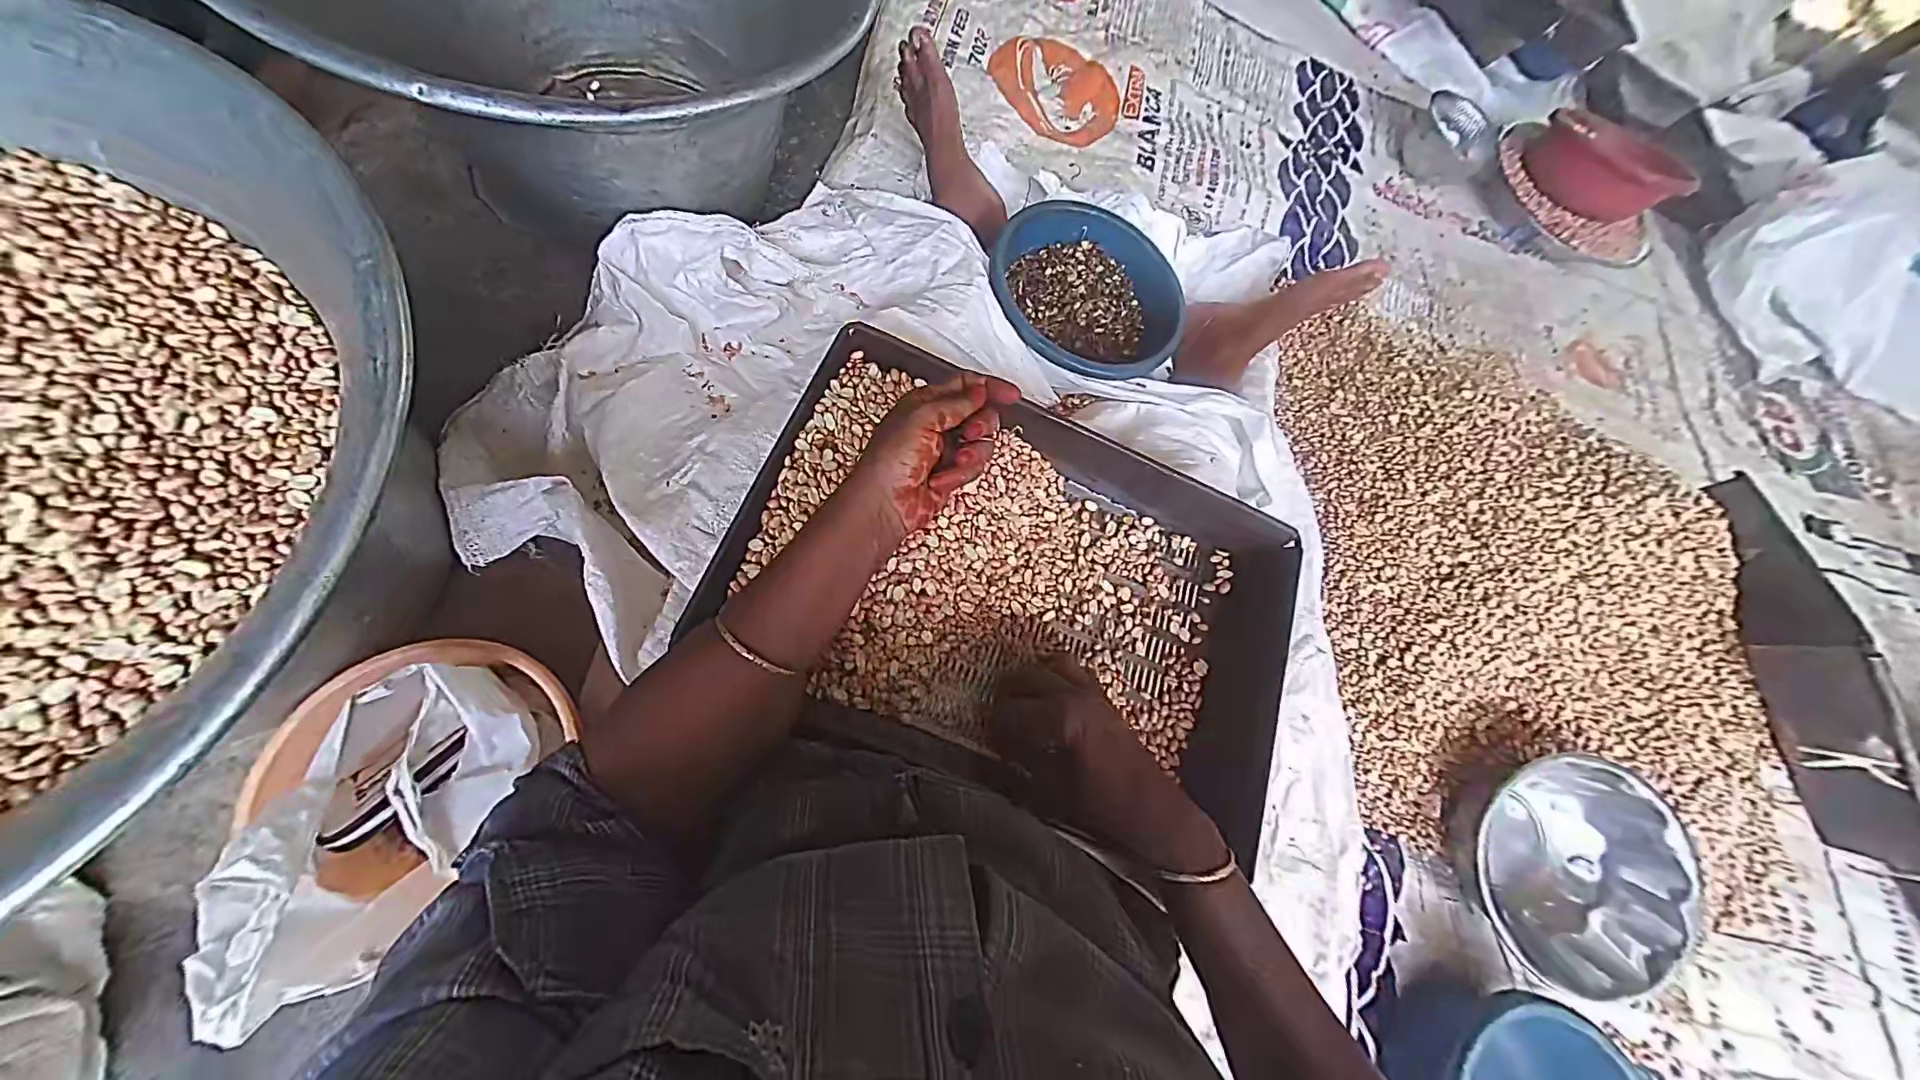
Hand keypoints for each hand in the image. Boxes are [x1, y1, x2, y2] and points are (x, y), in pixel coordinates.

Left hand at [842, 372, 1020, 541]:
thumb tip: (980, 390)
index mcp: (926, 403)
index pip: (966, 386)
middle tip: (971, 432)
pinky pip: (974, 468)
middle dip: (982, 424)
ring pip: (982, 443)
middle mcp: (938, 425)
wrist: (884, 503)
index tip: (1011, 395)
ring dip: (973, 453)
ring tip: (957, 460)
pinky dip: (962, 474)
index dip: (990, 388)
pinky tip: (942, 480)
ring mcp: (946, 451)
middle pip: (980, 414)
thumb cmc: (890, 460)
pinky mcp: (952, 474)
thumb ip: (956, 402)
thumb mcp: (922, 417)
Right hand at [991, 655, 1227, 874]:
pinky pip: (1076, 674)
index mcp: (1061, 719)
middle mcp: (1077, 697)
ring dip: (1033, 679)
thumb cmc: (1102, 812)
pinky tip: (1052, 703)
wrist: (1154, 816)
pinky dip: (1058, 680)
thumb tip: (992, 753)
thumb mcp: (1048, 795)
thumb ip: (1016, 768)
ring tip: (1022, 702)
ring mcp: (1095, 694)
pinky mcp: (1107, 699)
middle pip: (1026, 678)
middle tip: (998, 720)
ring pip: (1053, 665)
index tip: (989, 739)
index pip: (1009, 711)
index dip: (994, 726)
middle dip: (1006, 698)